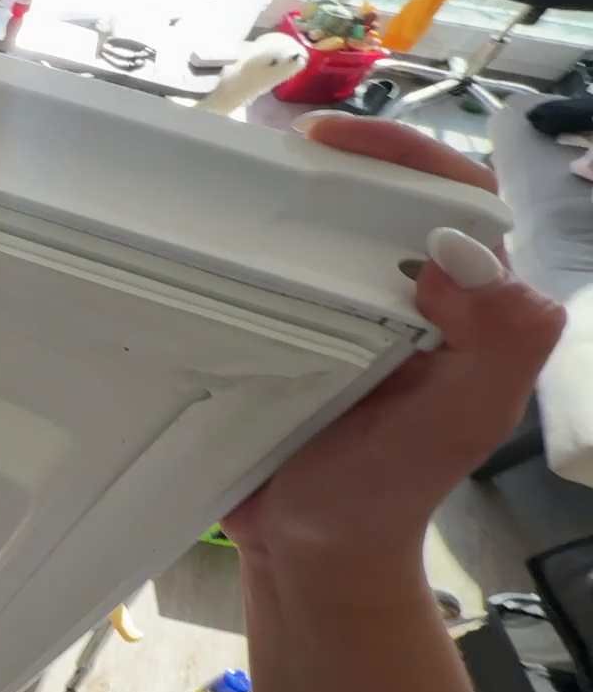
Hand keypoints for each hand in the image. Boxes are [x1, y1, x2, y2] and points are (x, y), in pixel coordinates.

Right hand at [223, 117, 564, 568]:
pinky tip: (195, 263)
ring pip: (306, 255)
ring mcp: (323, 331)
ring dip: (270, 220)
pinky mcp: (267, 354)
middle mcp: (390, 309)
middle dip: (327, 176)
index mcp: (454, 309)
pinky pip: (253, 300)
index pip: (447, 206)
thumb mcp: (457, 418)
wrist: (305, 546)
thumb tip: (456, 249)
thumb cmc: (380, 491)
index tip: (330, 145)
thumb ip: (497, 337)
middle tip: (259, 159)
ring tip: (219, 197)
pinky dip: (227, 273)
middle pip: (370, 216)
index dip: (401, 161)